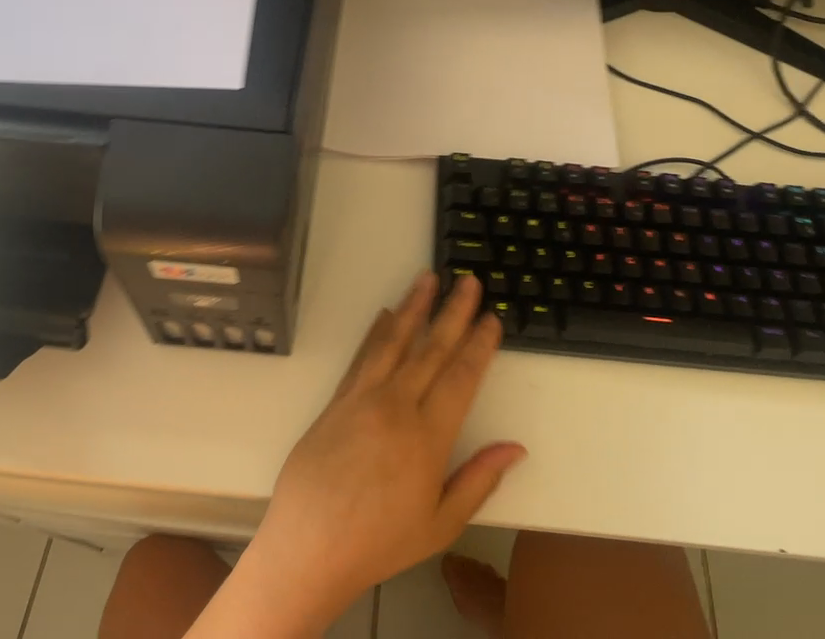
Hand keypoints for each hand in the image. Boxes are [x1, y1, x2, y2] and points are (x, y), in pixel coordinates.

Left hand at [199, 271, 524, 636]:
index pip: (462, 377)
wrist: (308, 547)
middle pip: (431, 349)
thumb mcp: (441, 523)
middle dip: (453, 312)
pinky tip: (385, 315)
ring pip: (394, 342)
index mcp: (427, 436)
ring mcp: (362, 399)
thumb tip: (515, 447)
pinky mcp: (336, 402)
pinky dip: (376, 333)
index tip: (491, 319)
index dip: (479, 345)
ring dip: (413, 307)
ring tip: (428, 278)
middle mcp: (396, 407)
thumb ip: (479, 480)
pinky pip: (361, 358)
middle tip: (468, 280)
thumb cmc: (379, 543)